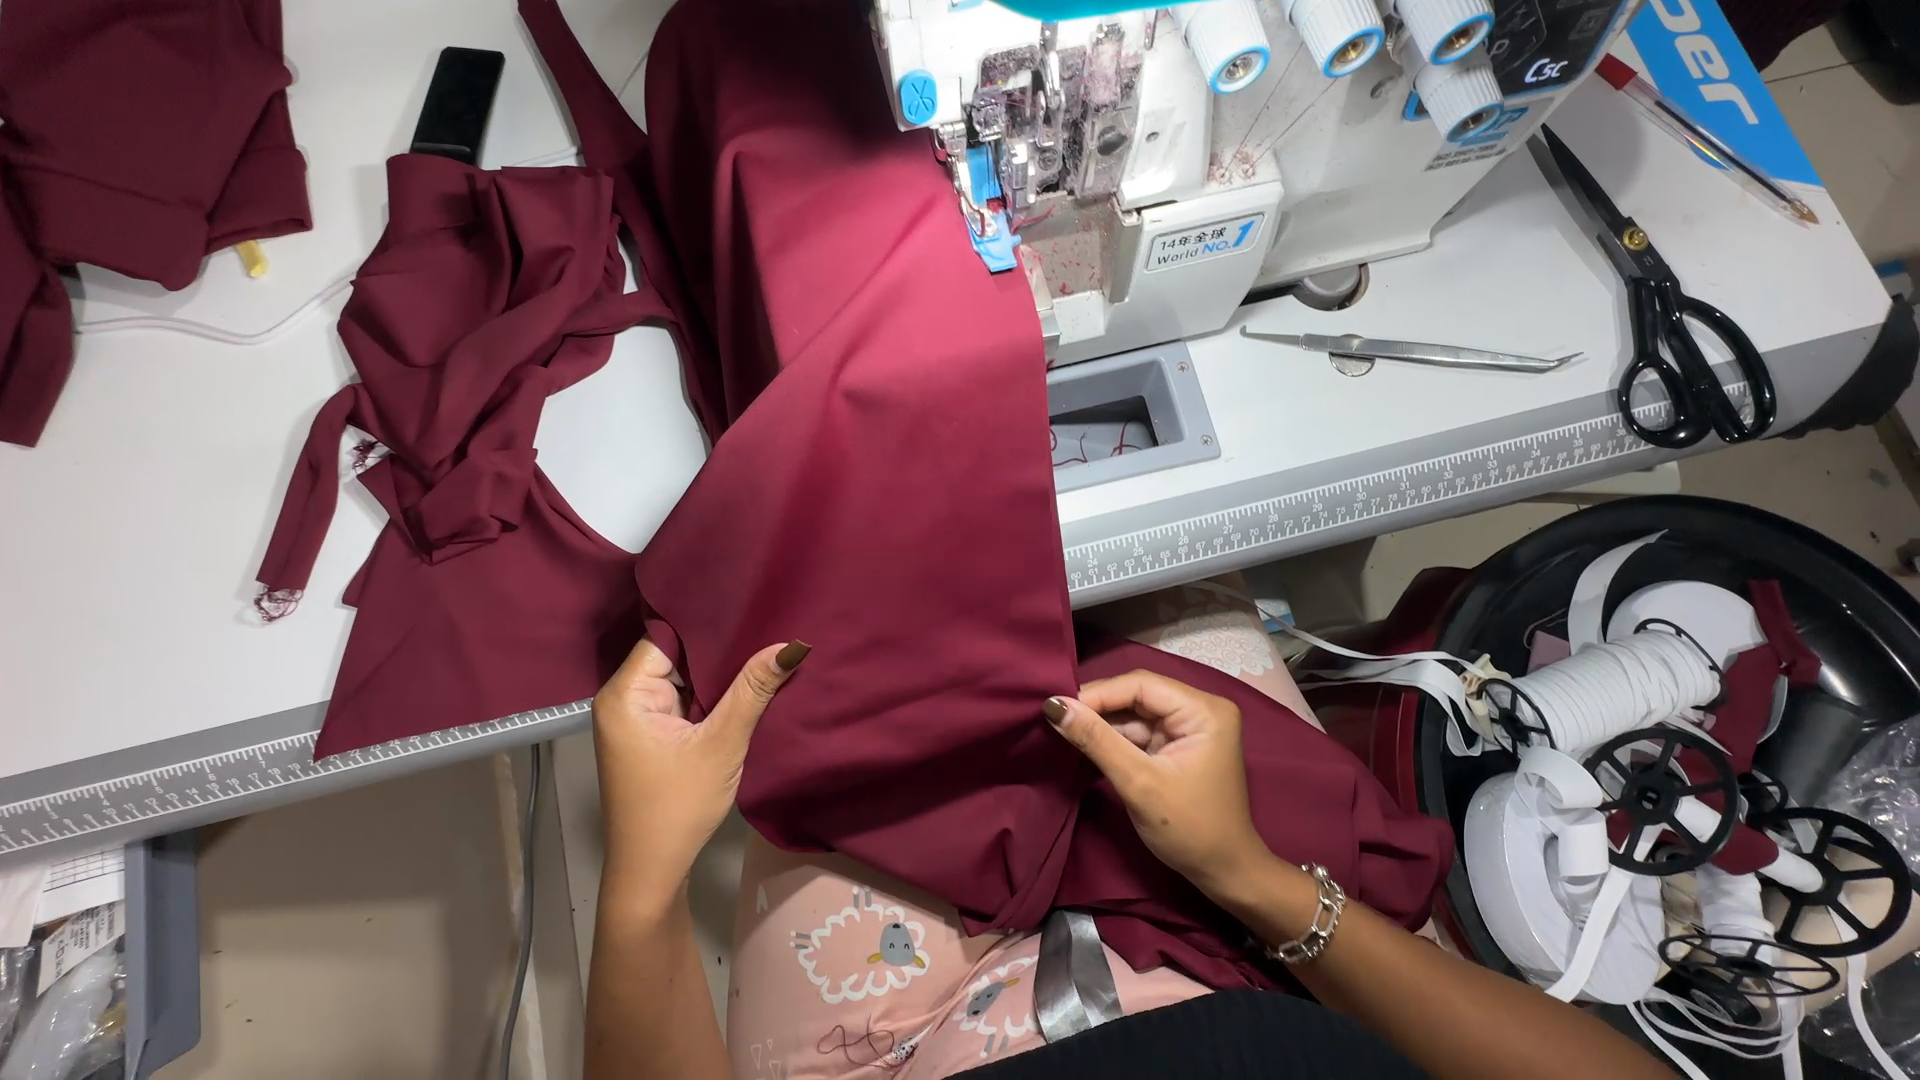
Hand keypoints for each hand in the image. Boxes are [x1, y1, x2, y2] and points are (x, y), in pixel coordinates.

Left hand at [592, 638, 809, 888]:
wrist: (653, 871)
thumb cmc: (679, 807)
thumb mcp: (722, 744)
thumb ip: (754, 690)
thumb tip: (792, 644)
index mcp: (625, 694)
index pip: (667, 637)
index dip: (707, 622)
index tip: (750, 605)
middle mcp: (623, 698)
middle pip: (676, 655)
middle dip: (719, 645)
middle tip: (767, 621)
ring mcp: (636, 717)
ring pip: (683, 677)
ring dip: (718, 671)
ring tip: (763, 645)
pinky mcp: (650, 734)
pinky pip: (684, 699)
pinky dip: (712, 694)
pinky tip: (746, 681)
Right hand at [1044, 670, 1269, 890]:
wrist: (1224, 873)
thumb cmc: (1189, 829)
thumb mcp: (1138, 784)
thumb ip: (1096, 740)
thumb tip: (1054, 706)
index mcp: (1204, 710)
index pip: (1141, 685)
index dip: (1097, 693)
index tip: (1056, 707)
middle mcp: (1200, 708)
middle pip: (1137, 694)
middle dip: (1098, 706)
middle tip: (1056, 716)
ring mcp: (1189, 726)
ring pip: (1134, 711)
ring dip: (1102, 722)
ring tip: (1063, 728)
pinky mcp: (1178, 743)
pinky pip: (1139, 729)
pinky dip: (1113, 737)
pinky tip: (1085, 741)